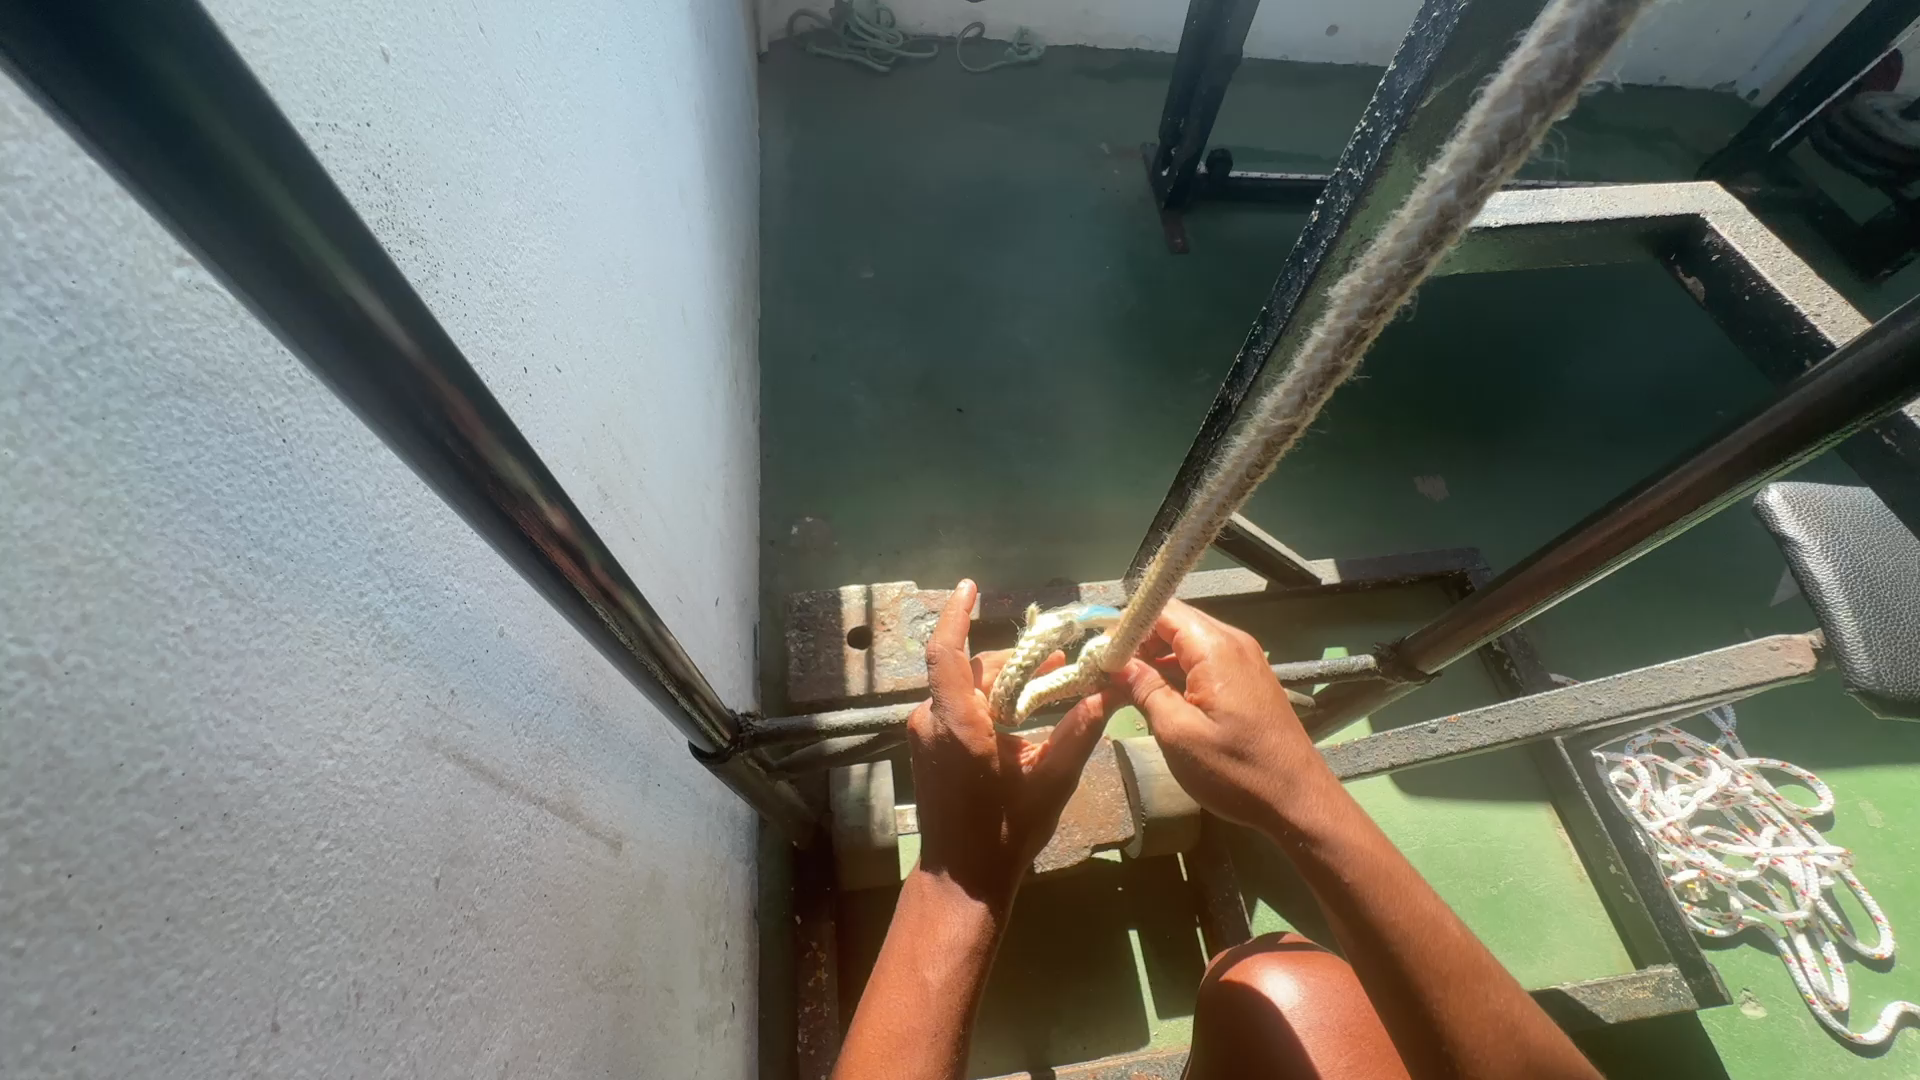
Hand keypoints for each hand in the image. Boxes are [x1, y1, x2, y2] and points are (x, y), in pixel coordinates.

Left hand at [907, 580, 1111, 906]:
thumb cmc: (1004, 832)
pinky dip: (989, 700)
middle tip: (1061, 661)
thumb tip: (1107, 694)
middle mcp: (932, 721)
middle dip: (1016, 662)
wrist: (961, 878)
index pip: (948, 653)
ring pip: (966, 687)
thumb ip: (1078, 733)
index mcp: (957, 724)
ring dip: (1005, 682)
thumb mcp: (1050, 782)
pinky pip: (957, 705)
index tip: (970, 586)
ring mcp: (926, 733)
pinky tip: (1022, 711)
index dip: (957, 615)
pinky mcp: (929, 745)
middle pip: (971, 669)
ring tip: (1050, 684)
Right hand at [1111, 599, 1333, 828]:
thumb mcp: (1178, 733)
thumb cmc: (1236, 770)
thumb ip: (1144, 689)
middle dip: (1139, 639)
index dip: (1127, 625)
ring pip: (1188, 639)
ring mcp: (1244, 659)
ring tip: (1126, 680)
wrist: (1298, 803)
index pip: (1162, 610)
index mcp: (1215, 648)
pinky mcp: (1248, 677)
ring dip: (1156, 654)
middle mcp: (1233, 642)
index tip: (1101, 651)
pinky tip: (1158, 690)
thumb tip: (1116, 664)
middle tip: (1109, 668)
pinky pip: (1204, 657)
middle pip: (1175, 620)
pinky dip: (1177, 666)